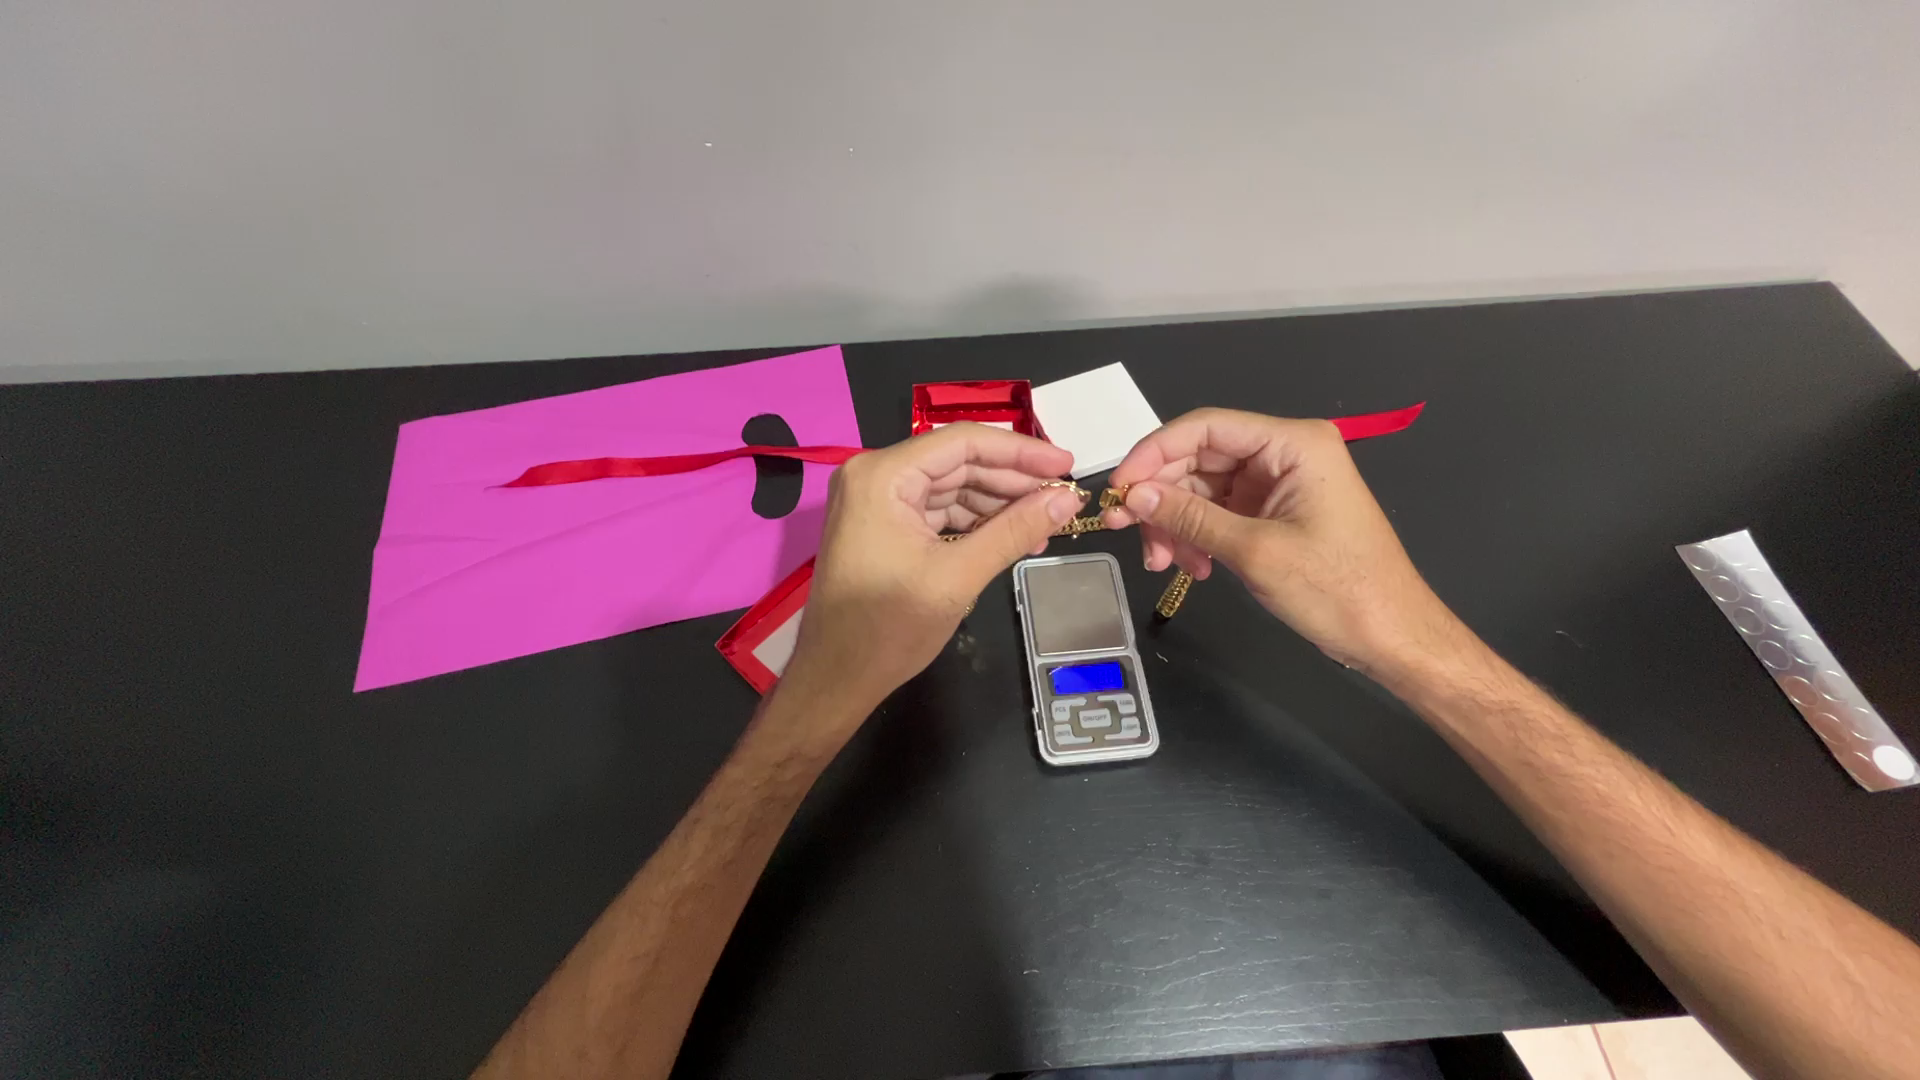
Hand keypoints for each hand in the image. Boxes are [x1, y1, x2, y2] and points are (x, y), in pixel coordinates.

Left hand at [777, 423, 1081, 720]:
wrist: (836, 677)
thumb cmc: (889, 629)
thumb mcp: (959, 576)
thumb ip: (1015, 531)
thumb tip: (1067, 499)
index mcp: (883, 476)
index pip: (963, 442)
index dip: (1021, 451)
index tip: (1066, 464)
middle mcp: (874, 475)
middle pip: (957, 462)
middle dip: (1012, 480)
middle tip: (1062, 497)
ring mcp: (875, 500)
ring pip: (950, 486)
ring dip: (997, 503)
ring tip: (1044, 524)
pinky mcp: (881, 524)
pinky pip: (936, 509)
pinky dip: (973, 521)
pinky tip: (1010, 536)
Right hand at [1101, 408, 1455, 670]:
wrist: (1391, 637)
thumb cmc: (1337, 590)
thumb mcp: (1254, 551)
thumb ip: (1189, 517)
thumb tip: (1132, 496)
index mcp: (1292, 444)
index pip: (1205, 428)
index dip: (1153, 454)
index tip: (1118, 489)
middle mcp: (1282, 454)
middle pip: (1198, 460)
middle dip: (1161, 498)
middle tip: (1126, 533)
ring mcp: (1275, 485)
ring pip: (1201, 490)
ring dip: (1175, 524)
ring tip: (1164, 563)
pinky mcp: (1271, 513)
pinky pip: (1216, 513)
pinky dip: (1195, 537)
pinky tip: (1190, 566)